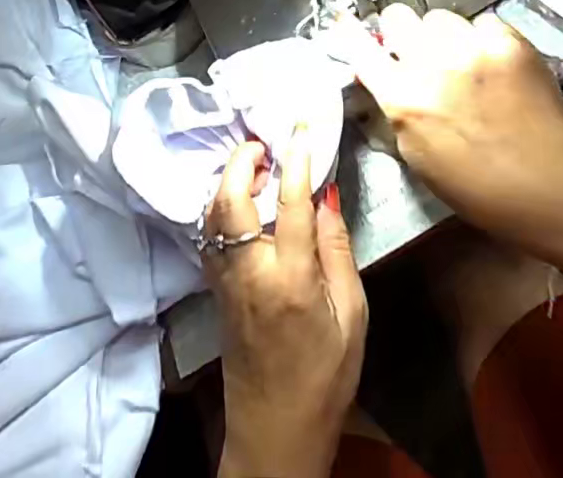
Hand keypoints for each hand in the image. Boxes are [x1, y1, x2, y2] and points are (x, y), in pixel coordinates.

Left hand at [204, 130, 366, 477]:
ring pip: (213, 215)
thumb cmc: (325, 376)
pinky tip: (241, 201)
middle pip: (231, 201)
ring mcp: (226, 280)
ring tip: (256, 166)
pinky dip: (221, 204)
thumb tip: (325, 197)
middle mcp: (249, 272)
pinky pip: (211, 233)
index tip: (300, 132)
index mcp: (291, 279)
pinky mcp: (216, 289)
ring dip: (228, 180)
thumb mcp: (351, 315)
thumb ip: (336, 251)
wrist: (274, 431)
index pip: (289, 204)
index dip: (296, 162)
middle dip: (242, 162)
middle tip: (262, 143)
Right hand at [351, 6, 562, 245]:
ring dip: (442, 36)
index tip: (348, 27)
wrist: (552, 184)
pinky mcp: (509, 41)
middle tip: (416, 52)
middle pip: (398, 16)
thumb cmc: (479, 187)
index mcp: (403, 99)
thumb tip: (384, 80)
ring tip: (462, 61)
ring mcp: (473, 48)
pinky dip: (480, 39)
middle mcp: (432, 64)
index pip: (360, 48)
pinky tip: (493, 64)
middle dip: (402, 32)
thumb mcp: (417, 156)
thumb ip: (396, 110)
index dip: (351, 35)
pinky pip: (480, 22)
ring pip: (439, 16)